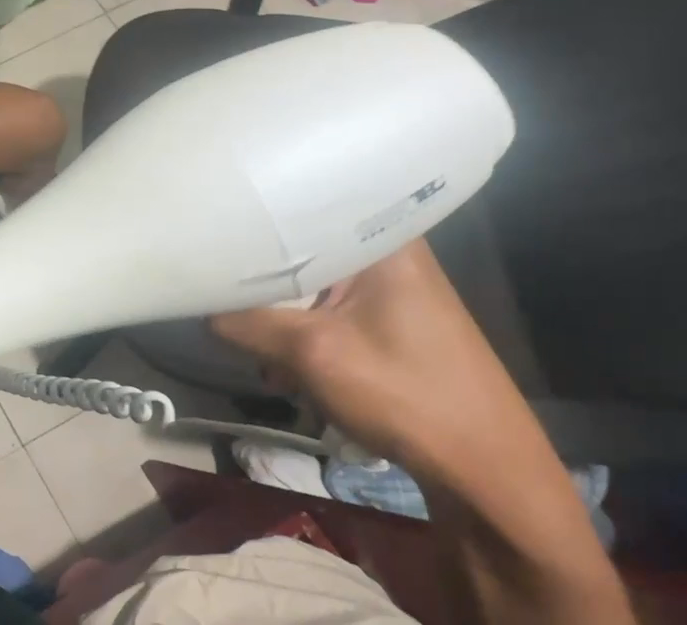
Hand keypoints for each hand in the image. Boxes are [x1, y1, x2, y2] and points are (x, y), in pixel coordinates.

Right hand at [210, 239, 545, 485]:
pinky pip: (328, 314)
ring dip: (278, 317)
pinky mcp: (392, 327)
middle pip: (300, 250)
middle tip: (220, 299)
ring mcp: (394, 294)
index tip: (208, 232)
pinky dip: (300, 335)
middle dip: (260, 281)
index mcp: (384, 244)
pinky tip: (283, 368)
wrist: (489, 476)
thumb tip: (197, 306)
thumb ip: (246, 322)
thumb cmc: (408, 397)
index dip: (252, 221)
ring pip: (310, 287)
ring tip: (257, 350)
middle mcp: (391, 258)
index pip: (302, 210)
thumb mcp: (311, 353)